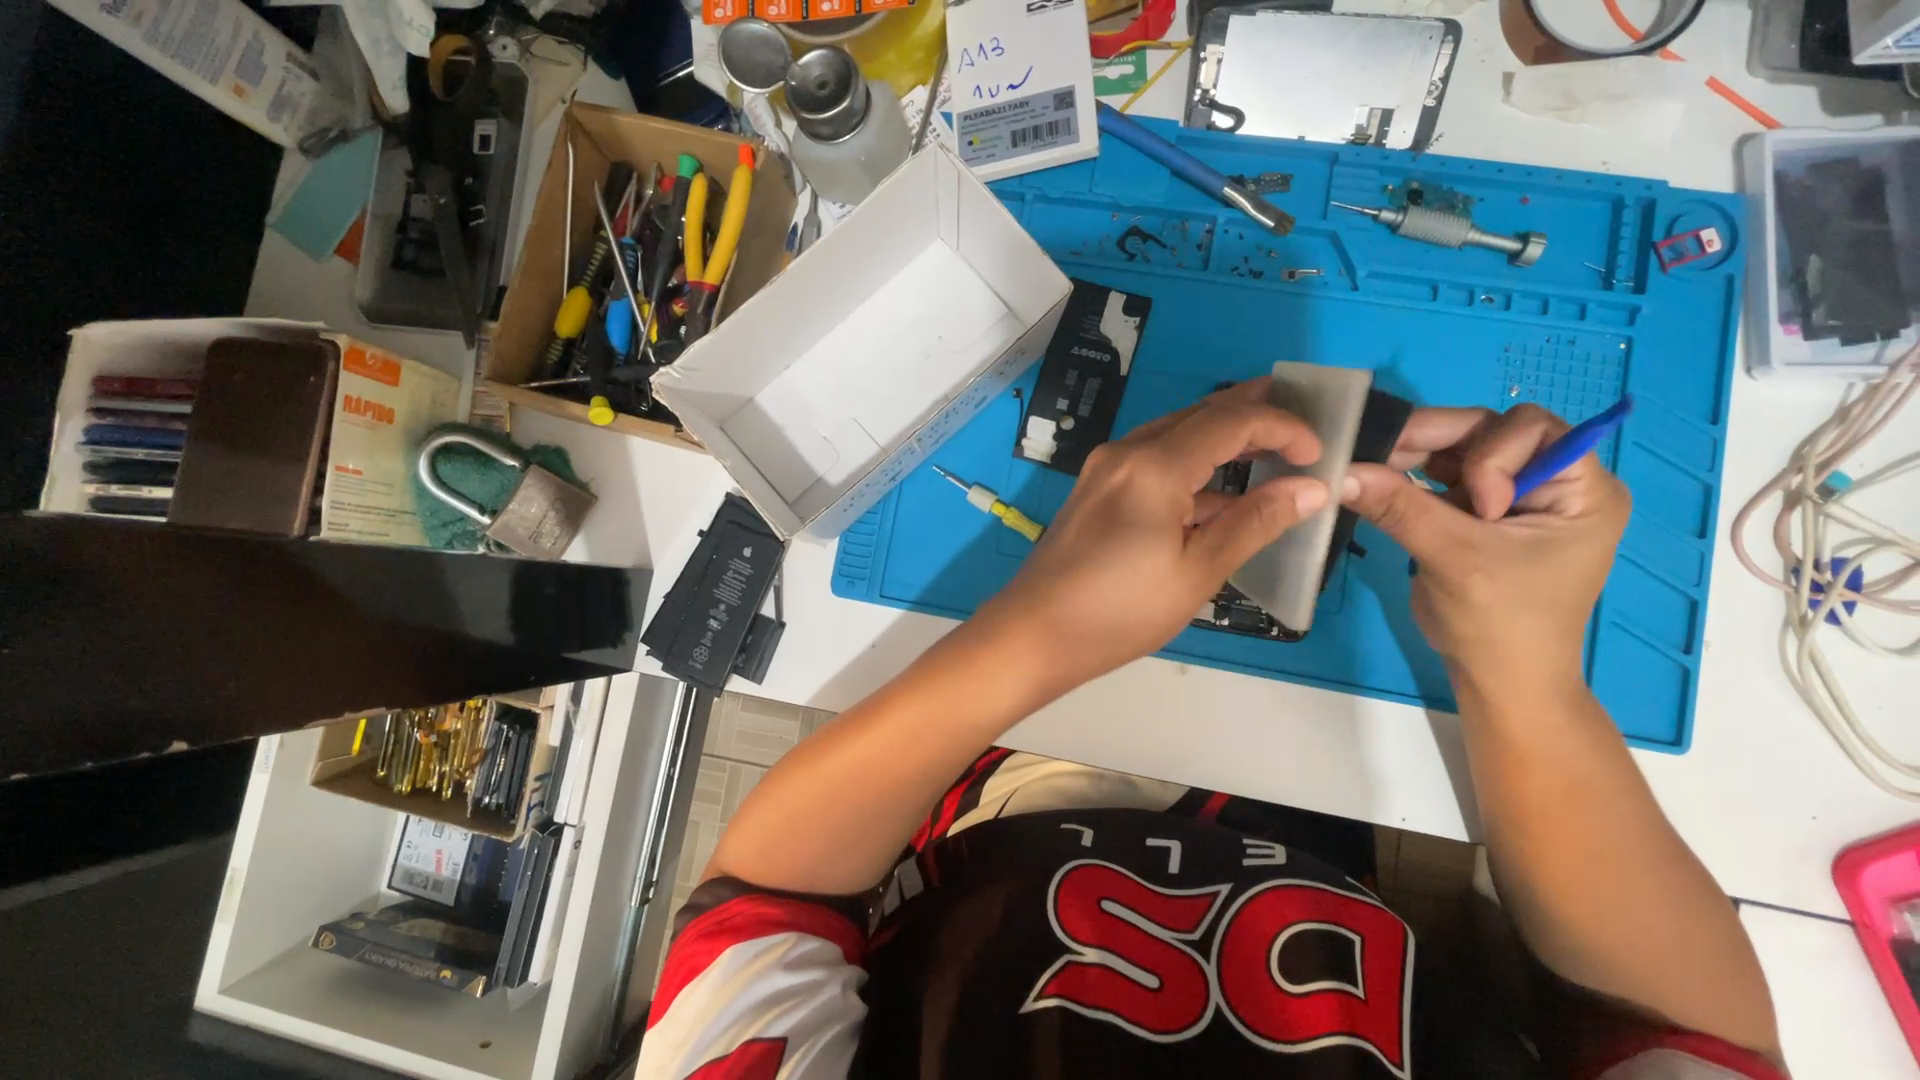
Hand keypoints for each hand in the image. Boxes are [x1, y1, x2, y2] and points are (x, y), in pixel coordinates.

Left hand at [976, 378, 1328, 691]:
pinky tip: (1219, 495)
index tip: (1319, 451)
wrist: (1033, 634)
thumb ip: (1254, 523)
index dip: (1282, 426)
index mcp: (1154, 466)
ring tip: (1271, 453)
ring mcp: (1106, 470)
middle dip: (1254, 415)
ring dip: (1223, 440)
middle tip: (1303, 423)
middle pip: (1201, 415)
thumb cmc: (1118, 612)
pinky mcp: (1097, 490)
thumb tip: (1310, 489)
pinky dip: (1192, 468)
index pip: (1231, 421)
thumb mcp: (1196, 572)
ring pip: (1176, 435)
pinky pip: (1154, 462)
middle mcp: (1126, 453)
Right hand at [1339, 404, 1629, 683]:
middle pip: (1487, 433)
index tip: (1474, 505)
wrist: (1498, 680)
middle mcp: (1550, 482)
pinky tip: (1379, 484)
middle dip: (1437, 444)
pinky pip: (1440, 477)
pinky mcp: (1476, 513)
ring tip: (1374, 471)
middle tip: (1386, 460)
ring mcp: (1512, 496)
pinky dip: (1408, 478)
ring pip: (1457, 450)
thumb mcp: (1454, 559)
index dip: (1491, 454)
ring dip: (1414, 456)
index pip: (1532, 430)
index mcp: (1580, 489)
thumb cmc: (1501, 622)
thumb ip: (1400, 508)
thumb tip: (1340, 471)